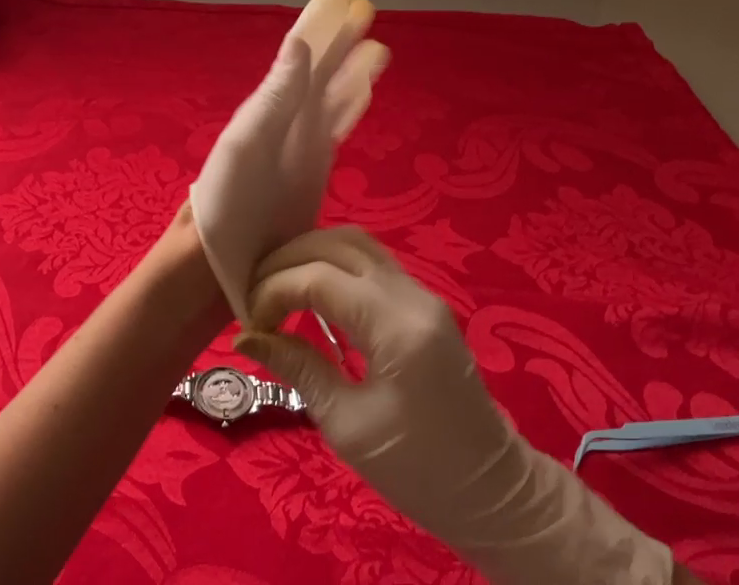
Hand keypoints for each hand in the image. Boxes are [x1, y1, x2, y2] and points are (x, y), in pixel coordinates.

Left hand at [189, 0, 387, 323]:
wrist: (219, 265)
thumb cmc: (225, 205)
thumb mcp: (246, 146)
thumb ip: (274, 97)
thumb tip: (299, 44)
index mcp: (270, 109)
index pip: (301, 58)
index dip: (320, 29)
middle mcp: (286, 122)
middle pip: (320, 74)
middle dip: (341, 45)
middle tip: (367, 12)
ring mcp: (301, 149)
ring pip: (331, 99)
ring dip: (351, 74)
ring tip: (376, 49)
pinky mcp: (312, 177)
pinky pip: (335, 132)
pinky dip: (350, 110)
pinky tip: (362, 97)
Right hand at [235, 228, 514, 522]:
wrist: (492, 492)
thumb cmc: (418, 471)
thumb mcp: (346, 425)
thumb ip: (298, 368)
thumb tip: (246, 337)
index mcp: (397, 328)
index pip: (318, 278)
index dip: (273, 292)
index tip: (250, 326)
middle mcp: (413, 296)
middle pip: (337, 245)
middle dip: (285, 262)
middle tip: (253, 298)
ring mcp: (422, 295)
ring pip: (355, 245)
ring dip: (308, 256)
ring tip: (274, 289)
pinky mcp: (422, 304)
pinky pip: (369, 263)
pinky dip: (330, 266)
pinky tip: (307, 292)